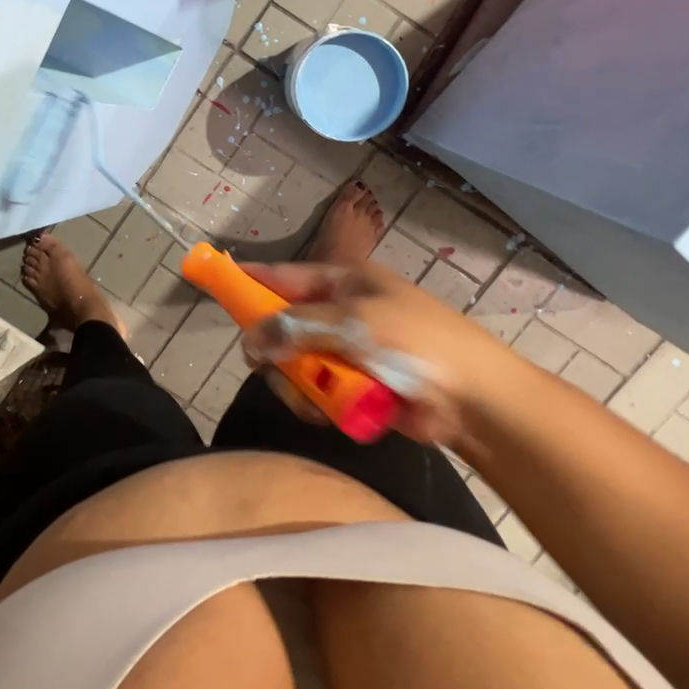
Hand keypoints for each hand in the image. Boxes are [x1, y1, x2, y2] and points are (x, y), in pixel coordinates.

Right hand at [238, 260, 518, 445]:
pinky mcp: (355, 388)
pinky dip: (316, 403)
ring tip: (314, 398)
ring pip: (294, 365)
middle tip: (266, 366)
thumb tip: (251, 341)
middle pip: (281, 327)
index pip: (283, 275)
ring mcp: (347, 352)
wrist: (474, 398)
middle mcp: (340, 312)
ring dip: (297, 383)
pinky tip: (328, 412)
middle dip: (273, 349)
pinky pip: (316, 393)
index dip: (249, 279)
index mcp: (344, 281)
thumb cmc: (415, 342)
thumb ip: (295, 326)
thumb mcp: (351, 322)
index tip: (215, 282)